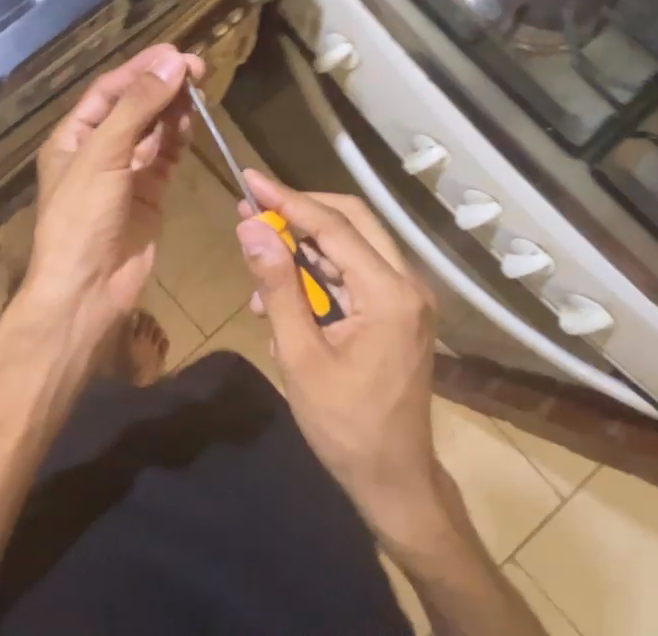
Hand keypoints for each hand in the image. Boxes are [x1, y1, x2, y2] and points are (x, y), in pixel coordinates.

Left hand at [14, 44, 204, 349]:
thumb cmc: (81, 217)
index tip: (176, 53)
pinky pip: (165, 158)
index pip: (109, 91)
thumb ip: (137, 108)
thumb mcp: (103, 155)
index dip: (141, 69)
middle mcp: (97, 150)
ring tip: (199, 88)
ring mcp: (124, 174)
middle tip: (198, 68)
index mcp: (72, 137)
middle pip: (133, 107)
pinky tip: (192, 122)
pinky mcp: (148, 195)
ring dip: (173, 110)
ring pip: (152, 131)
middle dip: (162, 86)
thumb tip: (171, 63)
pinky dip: (178, 139)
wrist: (87, 288)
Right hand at [234, 171, 441, 531]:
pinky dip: (319, 273)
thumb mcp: (300, 355)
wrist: (394, 478)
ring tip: (258, 264)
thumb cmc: (344, 423)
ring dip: (306, 246)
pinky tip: (282, 296)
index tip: (249, 179)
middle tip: (252, 208)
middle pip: (352, 221)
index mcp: (389, 294)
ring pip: (353, 245)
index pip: (333, 227)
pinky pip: (356, 273)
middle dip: (300, 210)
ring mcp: (408, 299)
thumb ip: (277, 286)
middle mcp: (408, 285)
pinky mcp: (399, 313)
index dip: (287, 200)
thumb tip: (251, 228)